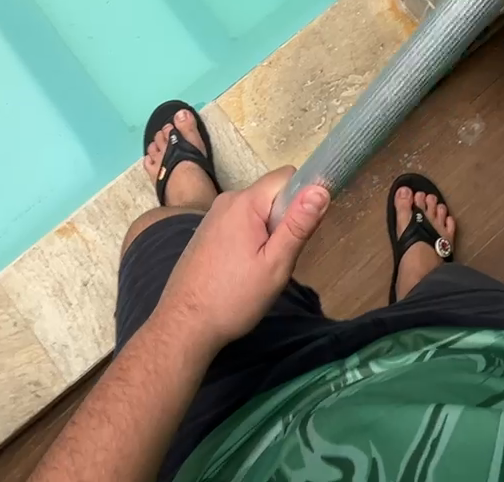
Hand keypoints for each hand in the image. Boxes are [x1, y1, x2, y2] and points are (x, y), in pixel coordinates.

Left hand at [149, 167, 328, 352]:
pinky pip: (239, 221)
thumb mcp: (275, 265)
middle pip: (271, 194)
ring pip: (256, 210)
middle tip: (279, 257)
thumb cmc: (233, 297)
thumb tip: (321, 189)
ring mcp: (213, 215)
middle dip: (284, 219)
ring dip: (267, 231)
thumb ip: (298, 225)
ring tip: (260, 267)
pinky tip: (242, 269)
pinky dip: (249, 237)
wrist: (182, 326)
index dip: (302, 197)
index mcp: (245, 202)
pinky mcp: (206, 231)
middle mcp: (228, 199)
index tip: (300, 230)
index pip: (287, 176)